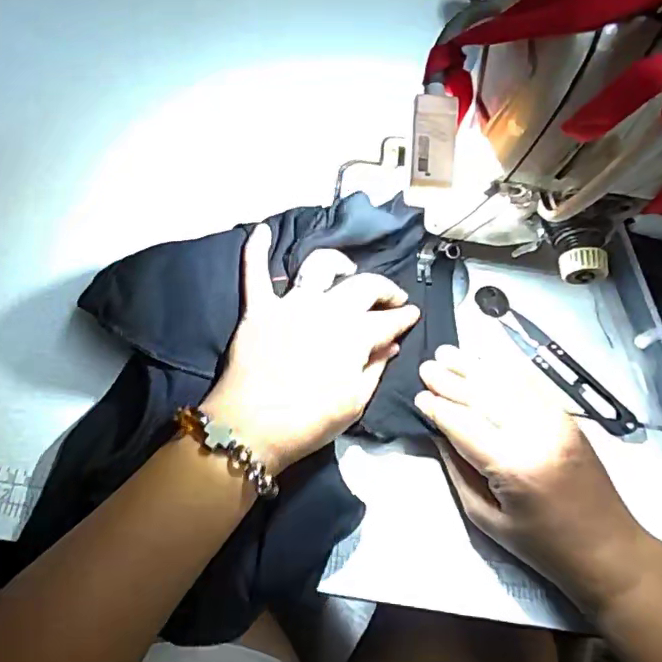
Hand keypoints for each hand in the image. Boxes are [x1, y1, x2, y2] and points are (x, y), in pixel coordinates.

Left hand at [200, 223, 419, 474]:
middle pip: (363, 286)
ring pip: (318, 269)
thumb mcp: (354, 402)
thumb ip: (374, 368)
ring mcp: (291, 306)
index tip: (412, 314)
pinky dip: (256, 251)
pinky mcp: (259, 310)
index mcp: (355, 334)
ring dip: (337, 264)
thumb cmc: (308, 422)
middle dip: (384, 289)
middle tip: (392, 298)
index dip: (404, 316)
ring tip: (346, 268)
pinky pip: (256, 274)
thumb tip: (390, 346)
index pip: (388, 319)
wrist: (249, 430)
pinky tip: (260, 231)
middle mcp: (327, 310)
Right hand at [415, 344, 661, 613]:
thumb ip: (460, 473)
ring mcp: (555, 421)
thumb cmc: (543, 546)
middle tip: (427, 367)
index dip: (439, 410)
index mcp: (512, 466)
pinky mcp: (568, 418)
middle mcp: (535, 435)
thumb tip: (439, 435)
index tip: (418, 397)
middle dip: (452, 381)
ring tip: (449, 354)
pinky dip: (506, 371)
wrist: (607, 547)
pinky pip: (532, 386)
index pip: (465, 426)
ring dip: (476, 368)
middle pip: (485, 397)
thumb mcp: (489, 520)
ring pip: (508, 384)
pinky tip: (488, 362)